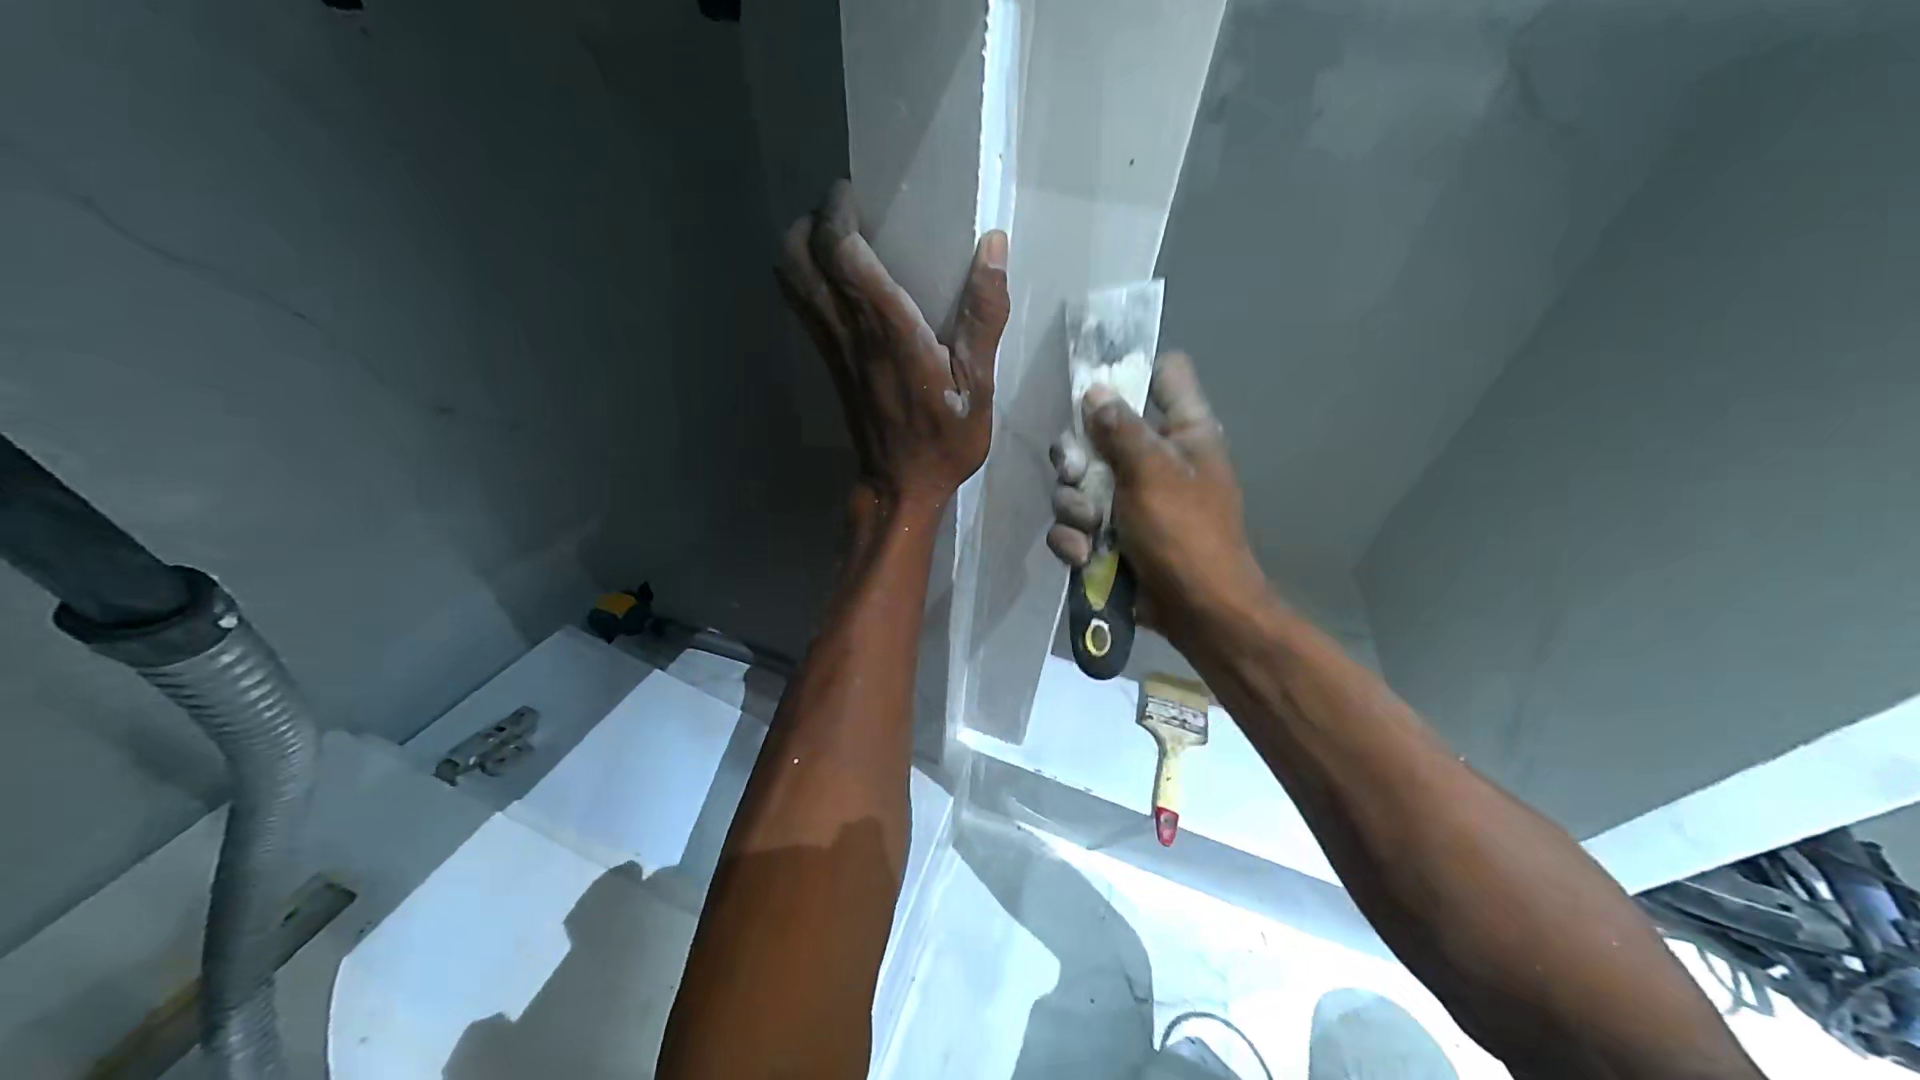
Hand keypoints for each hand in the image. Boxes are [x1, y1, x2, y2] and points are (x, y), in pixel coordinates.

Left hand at [778, 181, 1009, 515]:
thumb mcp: (980, 385)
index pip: (843, 256)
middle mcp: (851, 332)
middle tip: (842, 207)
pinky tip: (830, 274)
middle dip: (811, 220)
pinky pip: (802, 307)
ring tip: (834, 233)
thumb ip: (984, 316)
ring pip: (793, 281)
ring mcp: (833, 348)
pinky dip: (802, 276)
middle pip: (802, 259)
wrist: (900, 485)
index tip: (853, 193)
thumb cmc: (946, 439)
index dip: (837, 214)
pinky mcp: (828, 362)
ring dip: (801, 246)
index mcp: (890, 331)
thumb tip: (992, 246)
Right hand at [1046, 353, 1267, 651]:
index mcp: (1182, 431)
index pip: (1165, 374)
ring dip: (1075, 505)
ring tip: (1091, 528)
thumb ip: (1120, 428)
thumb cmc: (1185, 533)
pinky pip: (1076, 523)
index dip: (1132, 369)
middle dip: (1078, 455)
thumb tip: (1096, 391)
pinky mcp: (1109, 534)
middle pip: (1098, 431)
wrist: (1195, 611)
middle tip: (1076, 472)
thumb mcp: (1153, 472)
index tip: (1094, 383)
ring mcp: (1129, 498)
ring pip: (1078, 482)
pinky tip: (1084, 555)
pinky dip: (1075, 540)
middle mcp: (1154, 458)